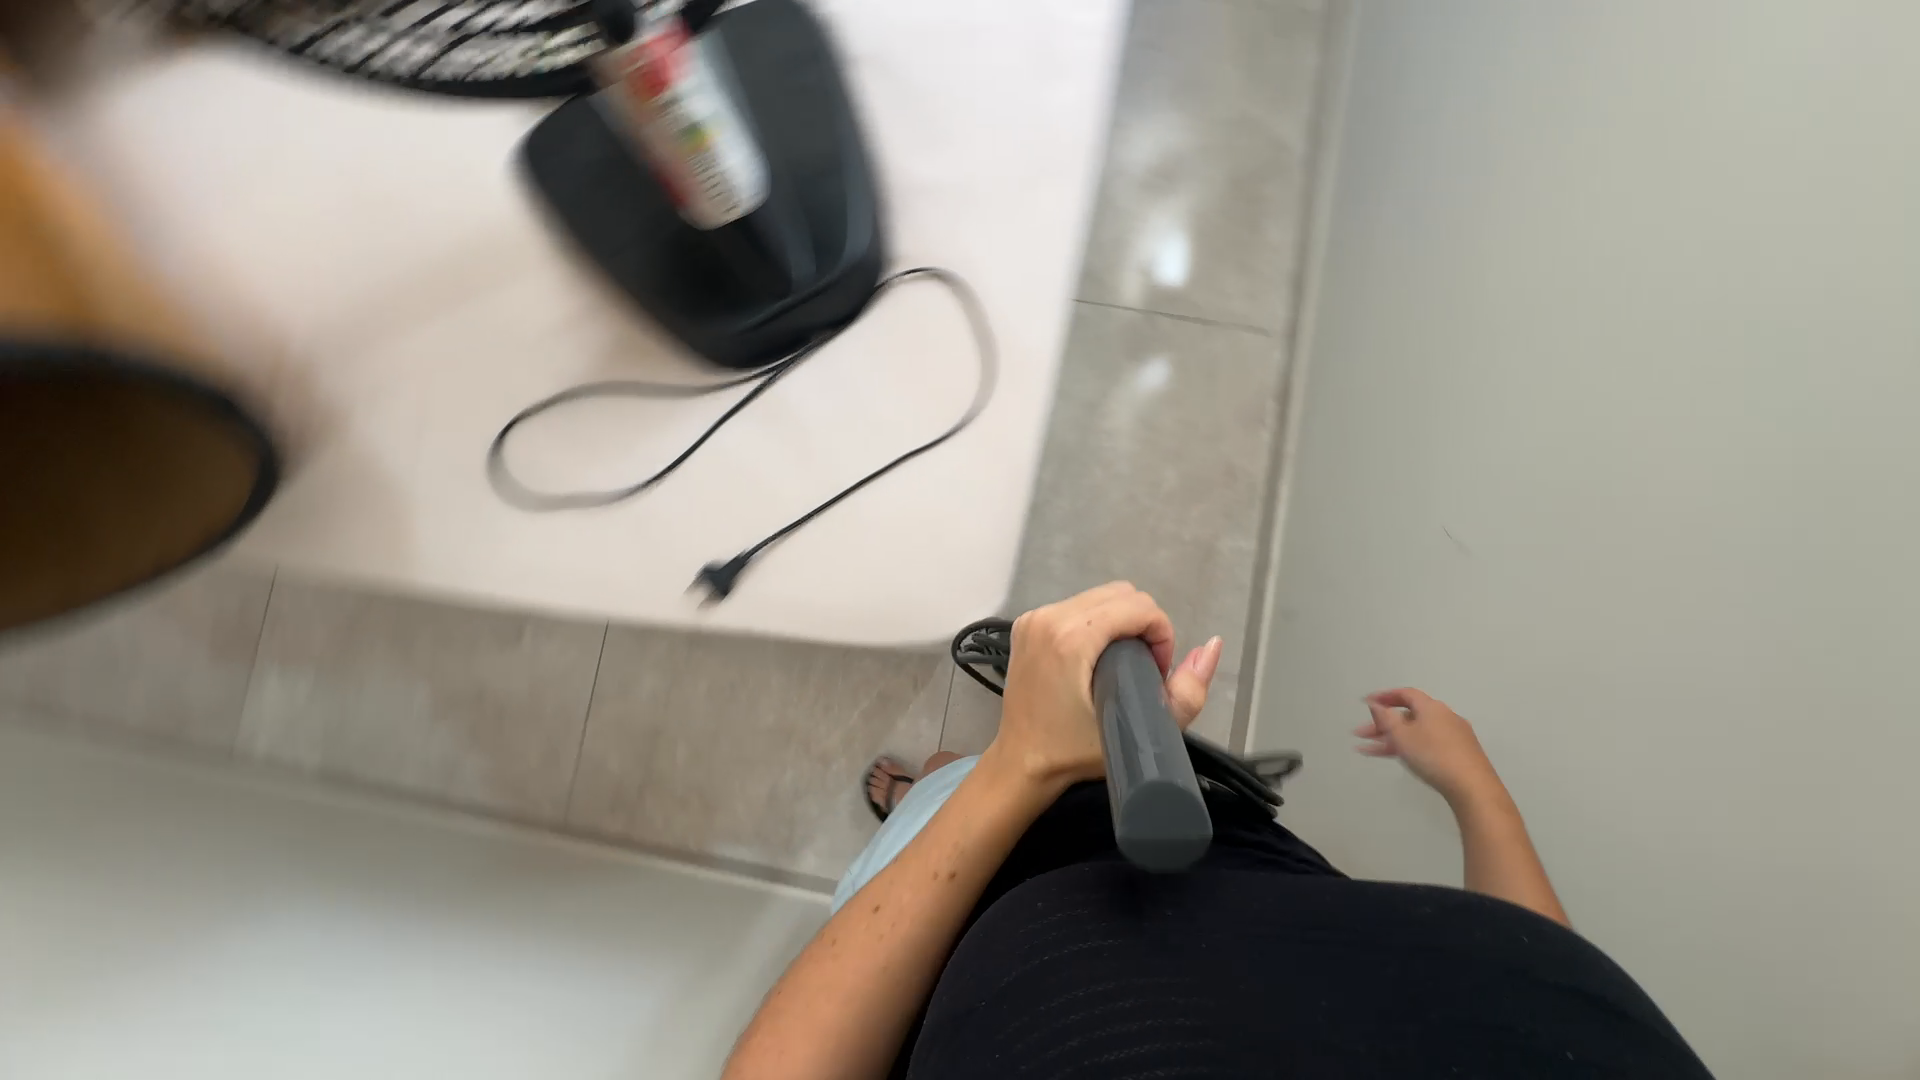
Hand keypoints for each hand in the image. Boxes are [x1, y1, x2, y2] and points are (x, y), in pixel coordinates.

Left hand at [987, 582, 1223, 790]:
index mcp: (1070, 637)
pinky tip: (1097, 660)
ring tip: (1123, 666)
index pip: (1137, 606)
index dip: (1161, 634)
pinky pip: (1076, 606)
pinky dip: (1096, 624)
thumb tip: (1212, 645)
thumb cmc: (1076, 752)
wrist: (1021, 763)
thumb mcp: (1142, 729)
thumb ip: (1186, 693)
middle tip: (1144, 670)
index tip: (1157, 672)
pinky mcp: (1026, 624)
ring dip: (1121, 624)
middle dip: (1143, 626)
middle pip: (1119, 594)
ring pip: (1098, 597)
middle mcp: (1048, 617)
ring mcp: (1033, 618)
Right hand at [1355, 688, 1503, 806]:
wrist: (1473, 788)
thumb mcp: (1401, 735)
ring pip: (1416, 732)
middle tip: (1362, 733)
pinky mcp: (1459, 753)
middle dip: (1383, 724)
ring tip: (1369, 750)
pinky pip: (1427, 743)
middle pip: (1408, 715)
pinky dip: (1410, 747)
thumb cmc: (1432, 755)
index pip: (1405, 694)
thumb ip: (1385, 717)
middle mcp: (1444, 716)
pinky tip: (1396, 757)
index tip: (1366, 702)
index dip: (1384, 696)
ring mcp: (1454, 736)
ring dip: (1392, 738)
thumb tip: (1376, 704)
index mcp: (1431, 707)